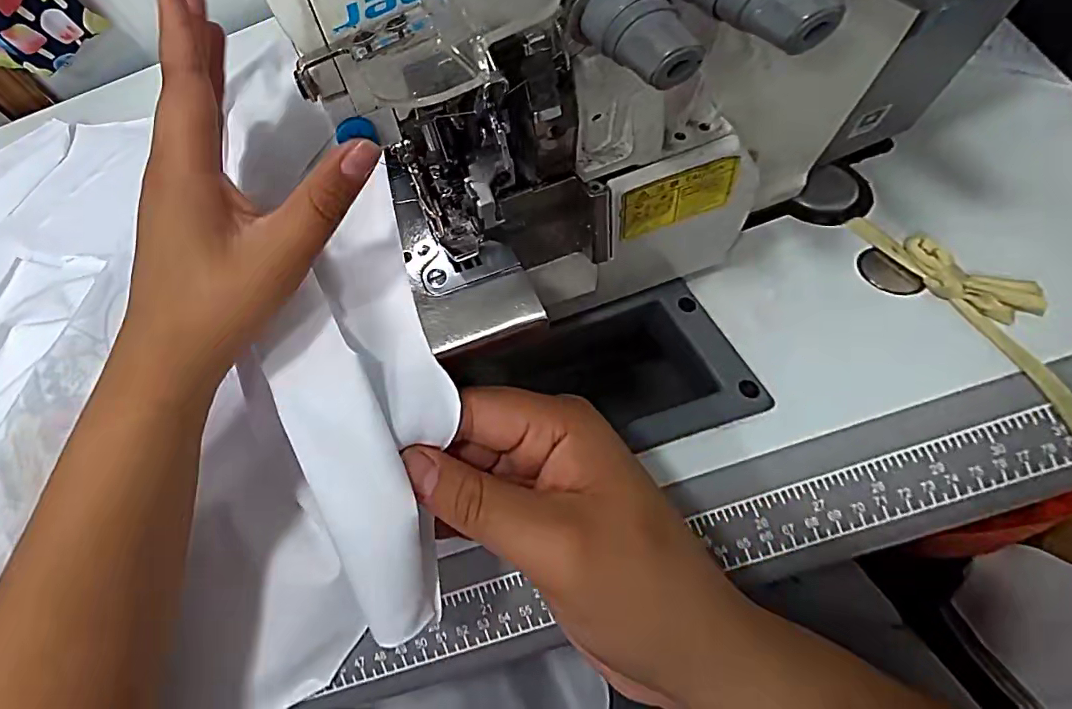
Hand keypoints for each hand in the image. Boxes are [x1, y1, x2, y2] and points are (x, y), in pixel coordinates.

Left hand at [114, 0, 380, 397]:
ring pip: (179, 116)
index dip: (184, 35)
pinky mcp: (176, 208)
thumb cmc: (217, 304)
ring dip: (189, 71)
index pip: (187, 86)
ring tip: (200, 33)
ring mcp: (169, 189)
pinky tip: (205, 111)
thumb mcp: (281, 252)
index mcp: (187, 167)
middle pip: (179, 92)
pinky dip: (194, 106)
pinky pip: (184, 139)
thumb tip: (363, 144)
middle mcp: (170, 168)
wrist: (167, 360)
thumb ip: (323, 199)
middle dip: (185, 40)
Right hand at [400, 388, 754, 706]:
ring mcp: (539, 480)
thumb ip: (478, 500)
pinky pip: (481, 502)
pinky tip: (419, 526)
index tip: (377, 446)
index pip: (474, 409)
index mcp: (558, 426)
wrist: (697, 661)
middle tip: (374, 481)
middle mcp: (545, 442)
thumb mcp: (554, 544)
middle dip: (425, 459)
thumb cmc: (646, 594)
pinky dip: (453, 514)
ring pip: (469, 470)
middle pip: (467, 436)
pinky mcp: (534, 515)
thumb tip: (413, 461)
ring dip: (435, 489)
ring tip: (385, 502)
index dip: (425, 426)